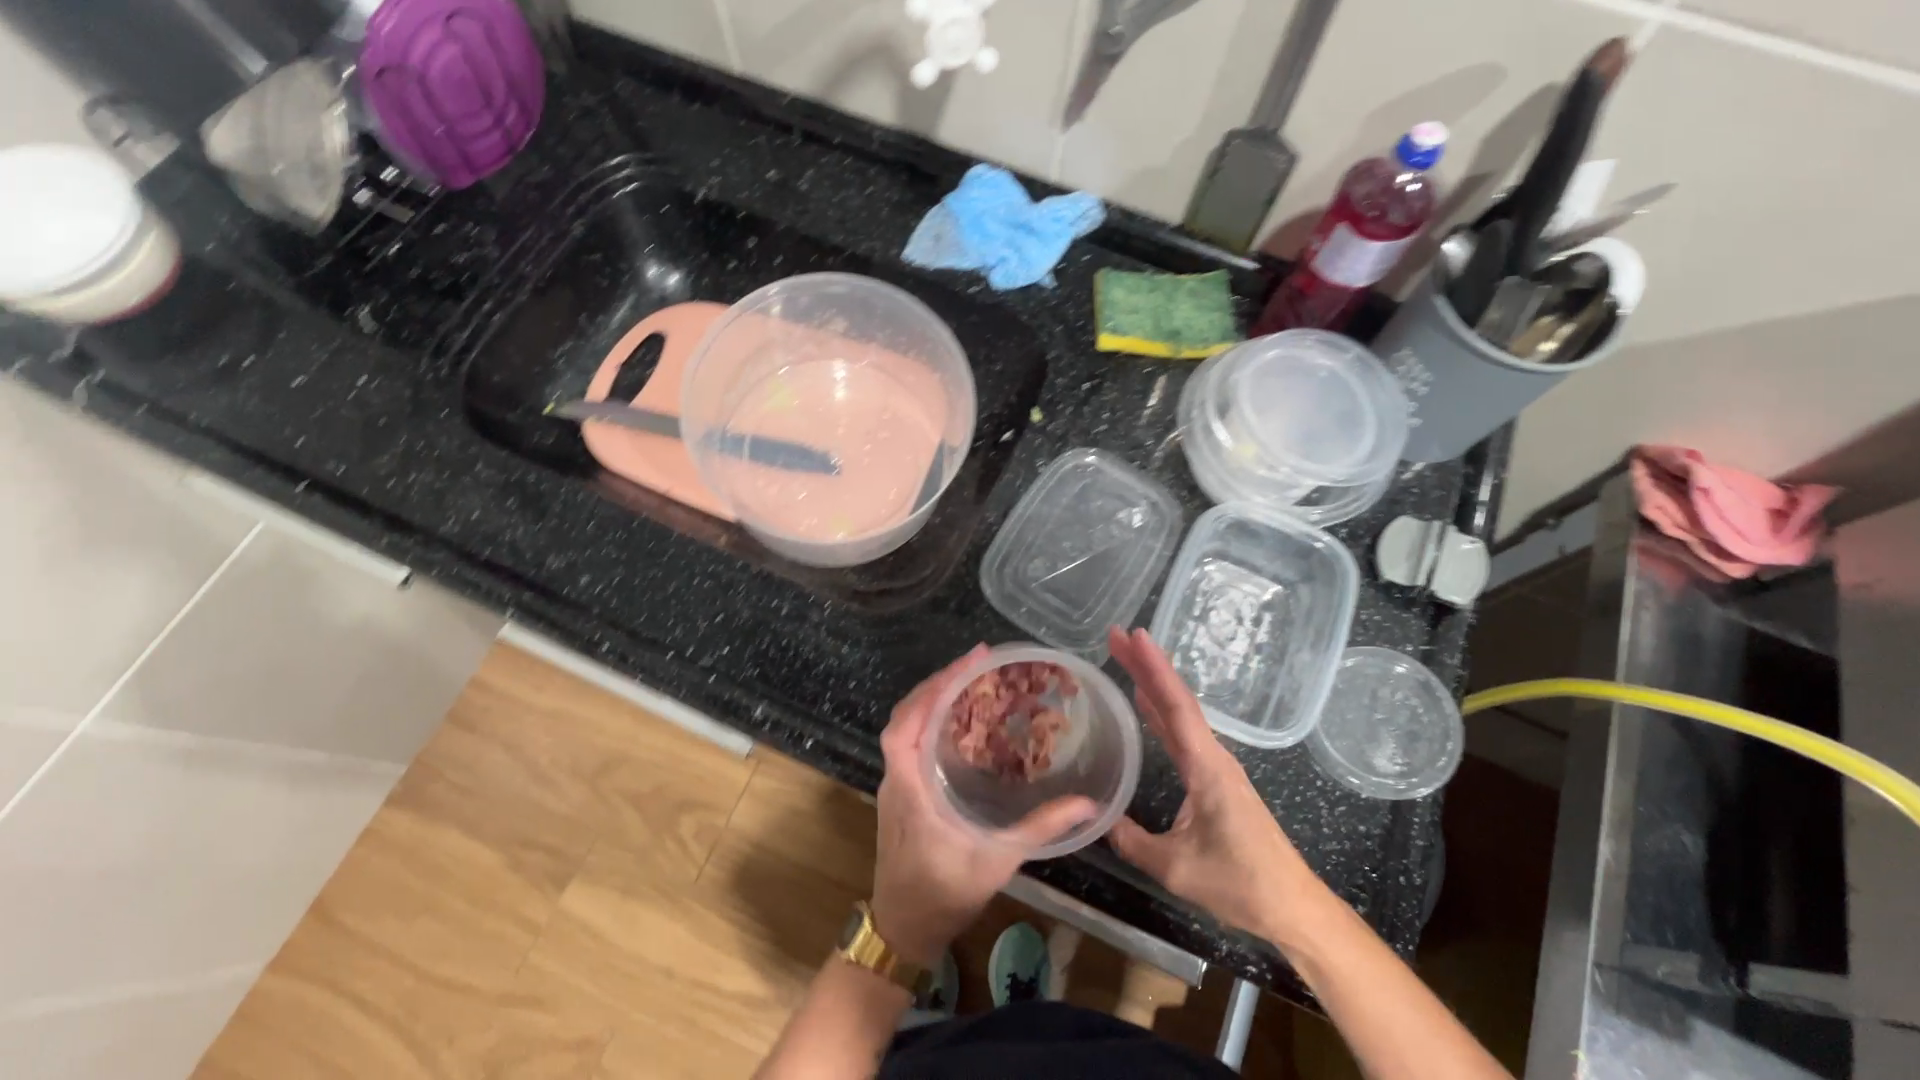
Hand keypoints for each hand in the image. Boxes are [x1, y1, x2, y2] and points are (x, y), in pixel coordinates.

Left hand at [872, 645, 1096, 965]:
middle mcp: (896, 778)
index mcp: (908, 786)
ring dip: (935, 701)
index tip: (971, 661)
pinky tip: (964, 724)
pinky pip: (912, 745)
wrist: (903, 929)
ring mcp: (896, 787)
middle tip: (981, 663)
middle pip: (907, 715)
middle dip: (940, 684)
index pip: (908, 720)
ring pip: (908, 729)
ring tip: (975, 683)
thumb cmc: (942, 894)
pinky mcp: (903, 796)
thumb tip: (1086, 804)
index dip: (934, 687)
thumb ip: (1039, 829)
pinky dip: (934, 723)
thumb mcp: (996, 860)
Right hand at [1105, 627, 1326, 945]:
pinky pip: (1184, 736)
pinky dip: (1161, 713)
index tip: (1134, 636)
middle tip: (1115, 637)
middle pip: (1177, 701)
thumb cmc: (1239, 883)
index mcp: (1207, 769)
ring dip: (1153, 685)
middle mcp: (1214, 759)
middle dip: (1147, 666)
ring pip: (1181, 715)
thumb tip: (1101, 820)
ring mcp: (1216, 769)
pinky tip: (1145, 706)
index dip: (1155, 669)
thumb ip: (1133, 841)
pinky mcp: (1215, 783)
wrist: (1290, 905)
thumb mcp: (1175, 867)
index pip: (1177, 708)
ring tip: (1124, 659)